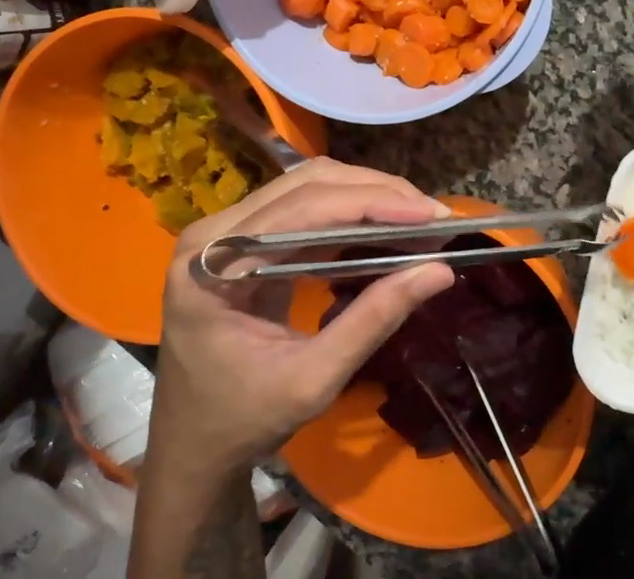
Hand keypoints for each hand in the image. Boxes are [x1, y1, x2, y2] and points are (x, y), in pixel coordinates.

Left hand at [151, 159, 456, 473]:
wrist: (193, 449)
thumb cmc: (242, 420)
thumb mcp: (314, 379)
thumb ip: (373, 320)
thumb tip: (439, 270)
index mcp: (212, 265)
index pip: (302, 209)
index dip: (371, 203)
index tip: (431, 214)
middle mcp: (214, 233)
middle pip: (307, 184)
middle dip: (376, 193)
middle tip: (434, 217)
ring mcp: (227, 234)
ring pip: (309, 188)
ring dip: (368, 198)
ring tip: (420, 220)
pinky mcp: (246, 243)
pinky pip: (305, 211)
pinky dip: (351, 215)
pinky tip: (388, 228)